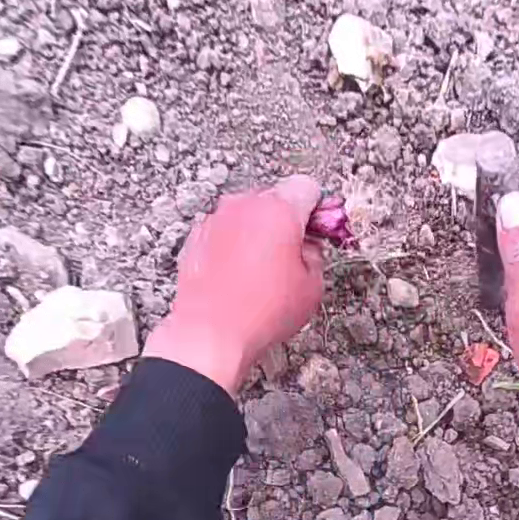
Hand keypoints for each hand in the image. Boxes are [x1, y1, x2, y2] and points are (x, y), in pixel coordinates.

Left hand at [144, 176, 325, 392]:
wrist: (213, 332)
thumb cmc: (264, 310)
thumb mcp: (312, 287)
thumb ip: (316, 255)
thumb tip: (309, 247)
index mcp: (279, 210)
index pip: (307, 187)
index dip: (319, 209)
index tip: (320, 231)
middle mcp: (245, 205)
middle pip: (276, 197)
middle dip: (290, 220)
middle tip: (297, 254)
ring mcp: (217, 218)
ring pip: (250, 213)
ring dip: (262, 232)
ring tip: (268, 270)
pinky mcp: (198, 236)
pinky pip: (228, 230)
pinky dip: (238, 244)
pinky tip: (243, 275)